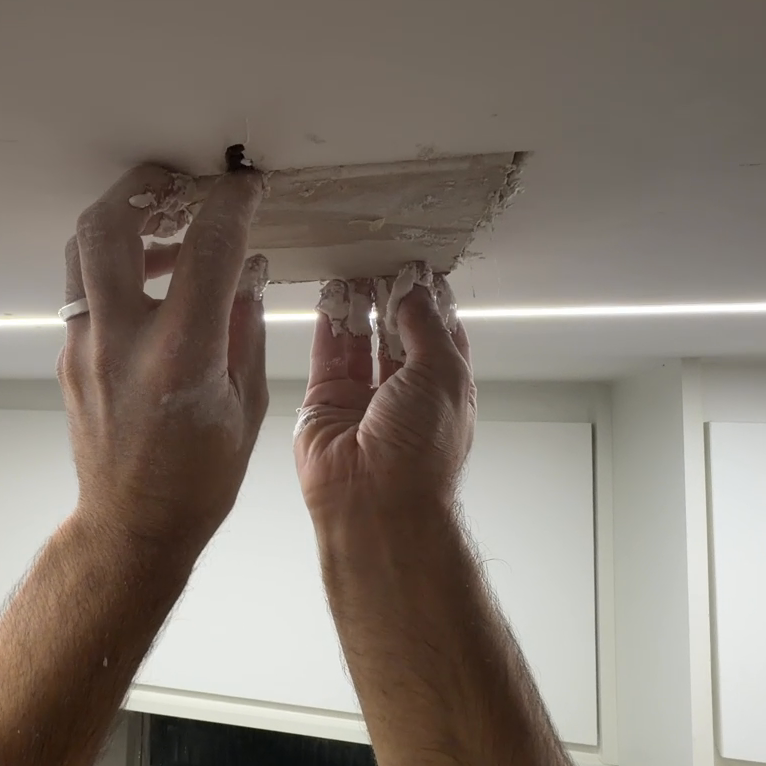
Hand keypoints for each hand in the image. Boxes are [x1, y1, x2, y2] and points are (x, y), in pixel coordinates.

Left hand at [60, 164, 270, 552]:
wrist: (131, 525)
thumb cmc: (197, 480)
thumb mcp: (246, 406)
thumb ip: (245, 329)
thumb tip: (244, 275)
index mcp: (182, 354)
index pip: (206, 248)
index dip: (230, 203)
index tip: (245, 186)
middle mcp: (122, 341)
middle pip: (105, 226)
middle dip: (139, 186)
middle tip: (176, 184)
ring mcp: (85, 349)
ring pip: (79, 253)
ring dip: (119, 227)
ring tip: (165, 240)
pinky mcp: (68, 359)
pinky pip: (83, 294)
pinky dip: (112, 273)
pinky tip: (147, 293)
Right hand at [292, 271, 475, 545]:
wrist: (373, 500)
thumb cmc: (421, 448)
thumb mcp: (443, 374)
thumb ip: (426, 327)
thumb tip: (414, 293)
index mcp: (441, 389)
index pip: (437, 335)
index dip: (428, 303)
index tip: (417, 271)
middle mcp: (401, 393)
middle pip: (393, 335)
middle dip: (387, 301)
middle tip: (378, 265)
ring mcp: (360, 399)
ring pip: (357, 342)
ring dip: (356, 309)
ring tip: (351, 272)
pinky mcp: (323, 402)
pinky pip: (324, 357)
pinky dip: (326, 327)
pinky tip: (328, 298)